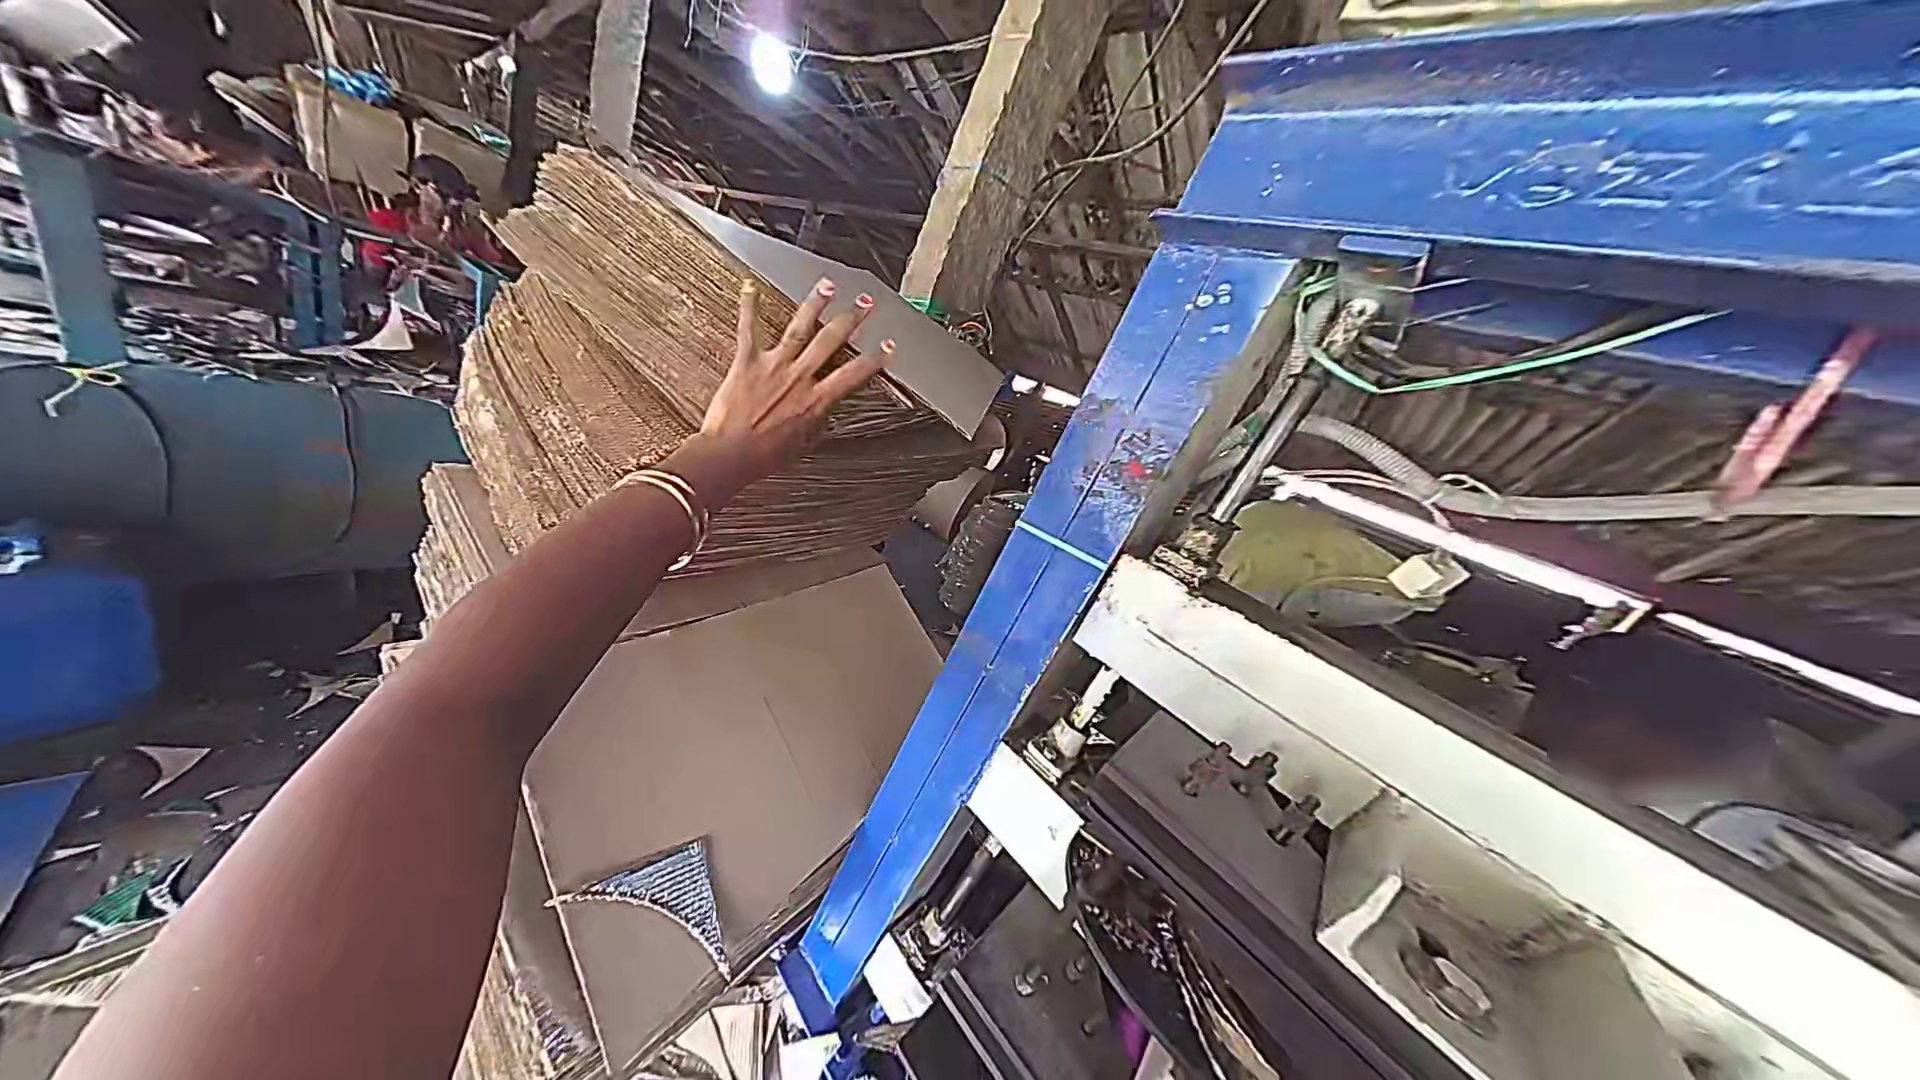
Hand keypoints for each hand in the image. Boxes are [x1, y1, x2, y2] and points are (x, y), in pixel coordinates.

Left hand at [667, 276, 889, 504]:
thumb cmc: (764, 455)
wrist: (730, 454)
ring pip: (800, 327)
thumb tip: (825, 412)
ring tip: (828, 285)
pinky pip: (749, 329)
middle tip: (866, 303)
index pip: (854, 374)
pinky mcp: (747, 362)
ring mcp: (774, 366)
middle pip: (831, 340)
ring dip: (816, 304)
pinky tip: (750, 287)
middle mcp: (799, 377)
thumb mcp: (803, 444)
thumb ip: (817, 421)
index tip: (888, 346)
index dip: (875, 359)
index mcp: (816, 400)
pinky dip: (749, 306)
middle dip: (852, 319)